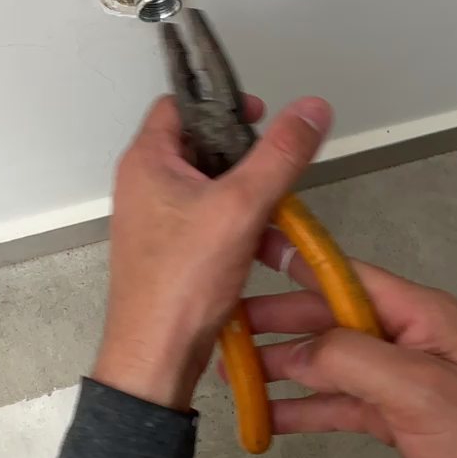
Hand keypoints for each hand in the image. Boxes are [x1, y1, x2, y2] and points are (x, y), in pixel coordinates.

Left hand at [92, 94, 331, 410]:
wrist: (157, 355)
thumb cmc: (183, 280)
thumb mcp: (241, 206)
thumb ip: (280, 155)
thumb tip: (311, 108)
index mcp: (146, 161)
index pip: (179, 105)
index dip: (220, 102)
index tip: (258, 115)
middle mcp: (144, 184)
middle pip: (197, 144)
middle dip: (240, 152)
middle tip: (273, 165)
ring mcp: (154, 218)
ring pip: (206, 184)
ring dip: (243, 190)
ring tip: (273, 204)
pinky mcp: (168, 248)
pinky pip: (205, 217)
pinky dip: (234, 220)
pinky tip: (261, 239)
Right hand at [246, 234, 456, 457]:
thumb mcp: (421, 390)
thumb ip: (353, 360)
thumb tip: (296, 351)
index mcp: (415, 314)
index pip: (344, 274)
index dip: (297, 260)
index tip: (250, 248)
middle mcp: (400, 338)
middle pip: (326, 319)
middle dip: (276, 322)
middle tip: (224, 326)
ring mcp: (394, 380)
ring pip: (325, 363)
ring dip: (281, 367)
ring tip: (231, 371)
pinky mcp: (390, 418)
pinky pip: (335, 404)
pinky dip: (301, 408)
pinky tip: (265, 416)